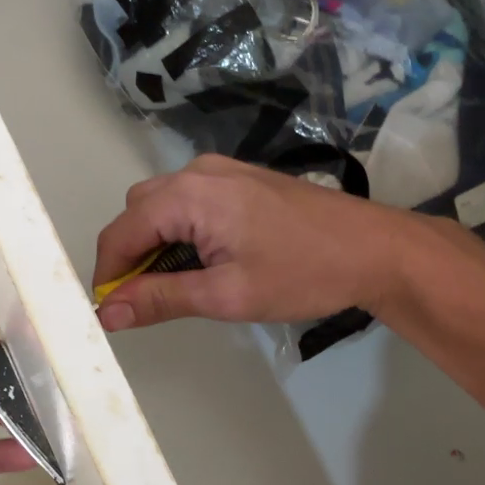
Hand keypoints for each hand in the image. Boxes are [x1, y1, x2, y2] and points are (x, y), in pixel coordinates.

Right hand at [93, 154, 432, 329]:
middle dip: (132, 256)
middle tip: (149, 300)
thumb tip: (107, 313)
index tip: (111, 312)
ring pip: (161, 205)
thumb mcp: (226, 295)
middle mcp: (197, 171)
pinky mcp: (239, 178)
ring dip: (156, 244)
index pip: (121, 231)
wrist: (377, 249)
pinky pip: (188, 200)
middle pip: (137, 212)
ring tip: (181, 284)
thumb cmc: (303, 273)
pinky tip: (206, 261)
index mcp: (190, 195)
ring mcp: (221, 171)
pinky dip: (181, 231)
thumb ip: (160, 299)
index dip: (108, 273)